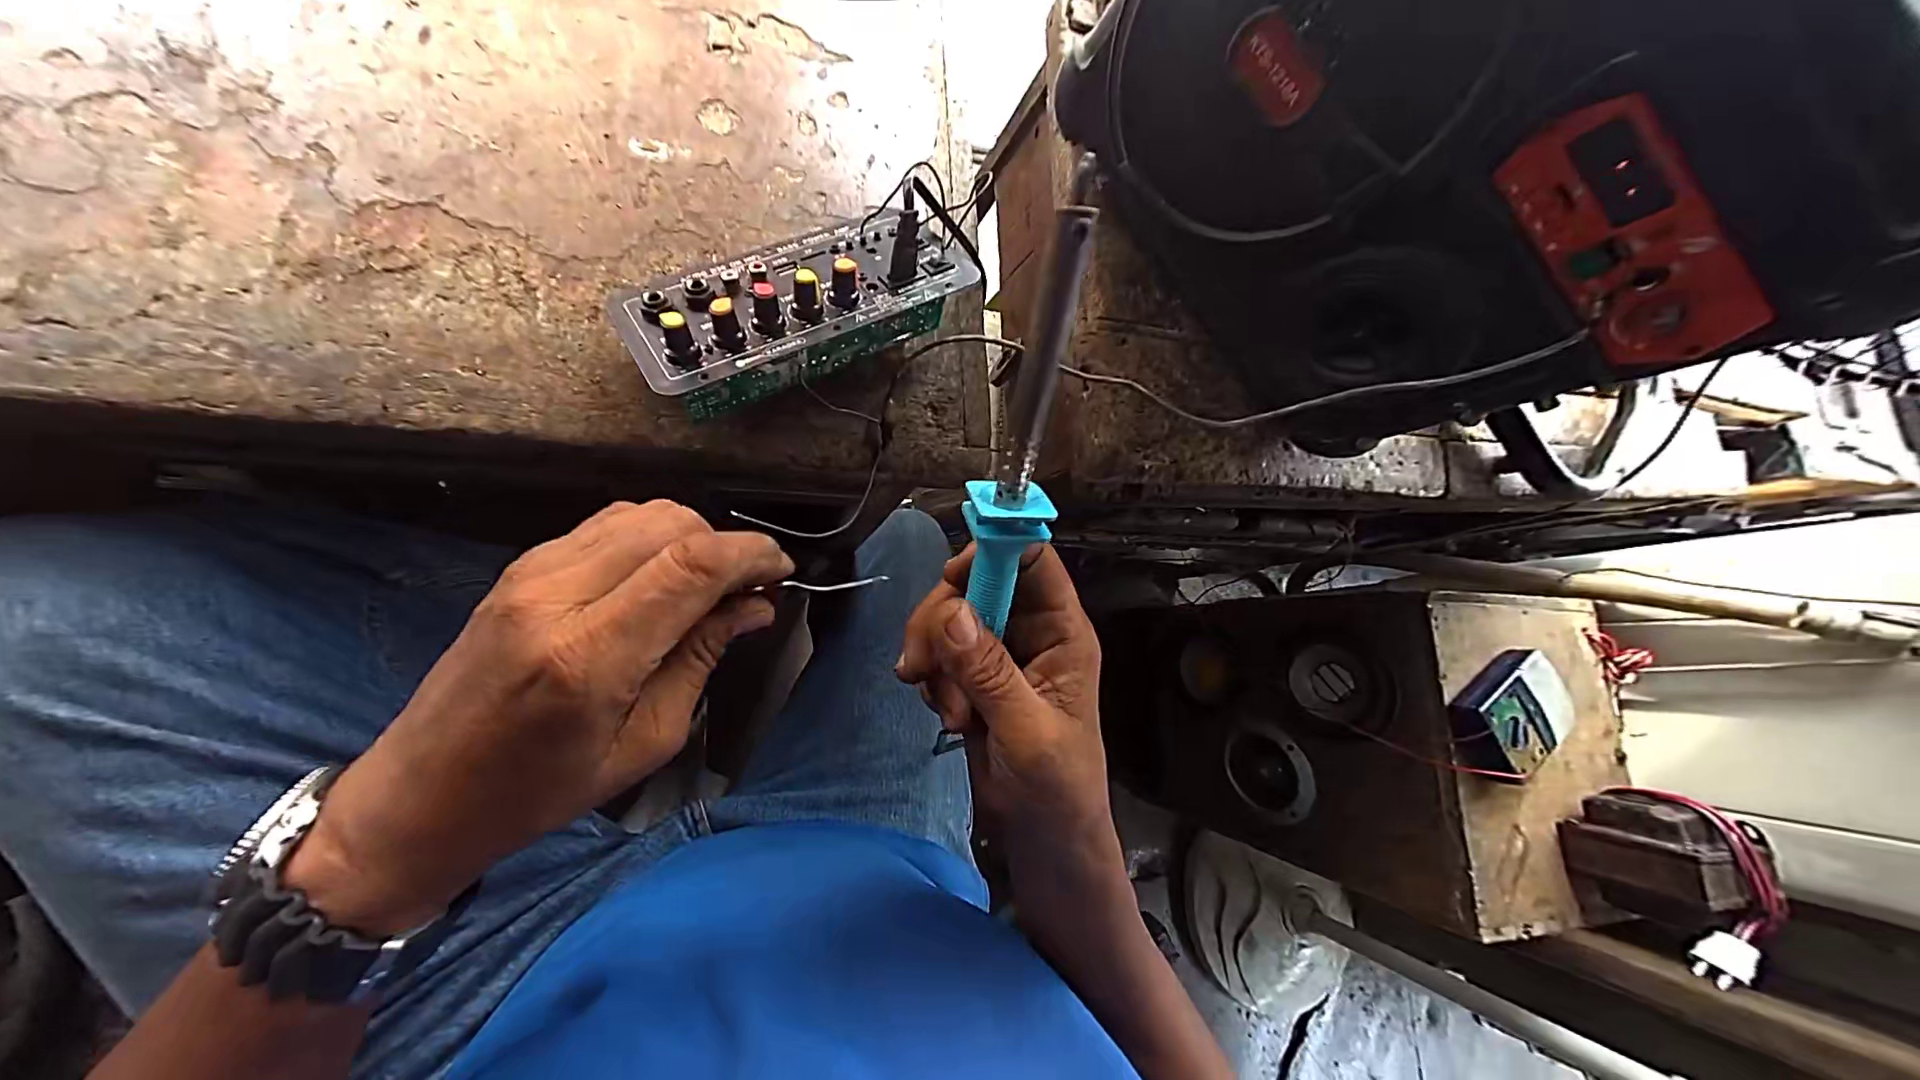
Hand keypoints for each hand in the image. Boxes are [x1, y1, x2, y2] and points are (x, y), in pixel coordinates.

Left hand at [286, 500, 791, 933]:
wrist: (421, 794)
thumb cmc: (541, 789)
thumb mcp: (645, 741)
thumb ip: (702, 659)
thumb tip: (754, 607)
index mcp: (588, 654)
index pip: (691, 565)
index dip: (751, 555)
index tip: (782, 572)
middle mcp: (555, 593)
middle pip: (672, 524)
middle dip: (728, 545)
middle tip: (748, 588)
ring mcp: (531, 570)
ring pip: (643, 513)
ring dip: (693, 538)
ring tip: (709, 583)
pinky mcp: (521, 565)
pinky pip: (610, 524)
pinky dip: (655, 537)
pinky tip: (663, 576)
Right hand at [895, 545, 1121, 899]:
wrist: (1044, 838)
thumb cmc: (1057, 787)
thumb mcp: (1027, 730)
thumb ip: (990, 672)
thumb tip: (951, 613)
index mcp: (1062, 632)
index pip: (1032, 563)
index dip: (994, 553)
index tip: (950, 578)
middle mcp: (1030, 632)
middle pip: (975, 584)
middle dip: (942, 622)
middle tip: (923, 667)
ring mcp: (998, 653)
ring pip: (948, 617)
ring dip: (934, 658)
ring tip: (950, 711)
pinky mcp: (972, 676)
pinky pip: (937, 651)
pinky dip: (930, 675)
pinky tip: (944, 713)